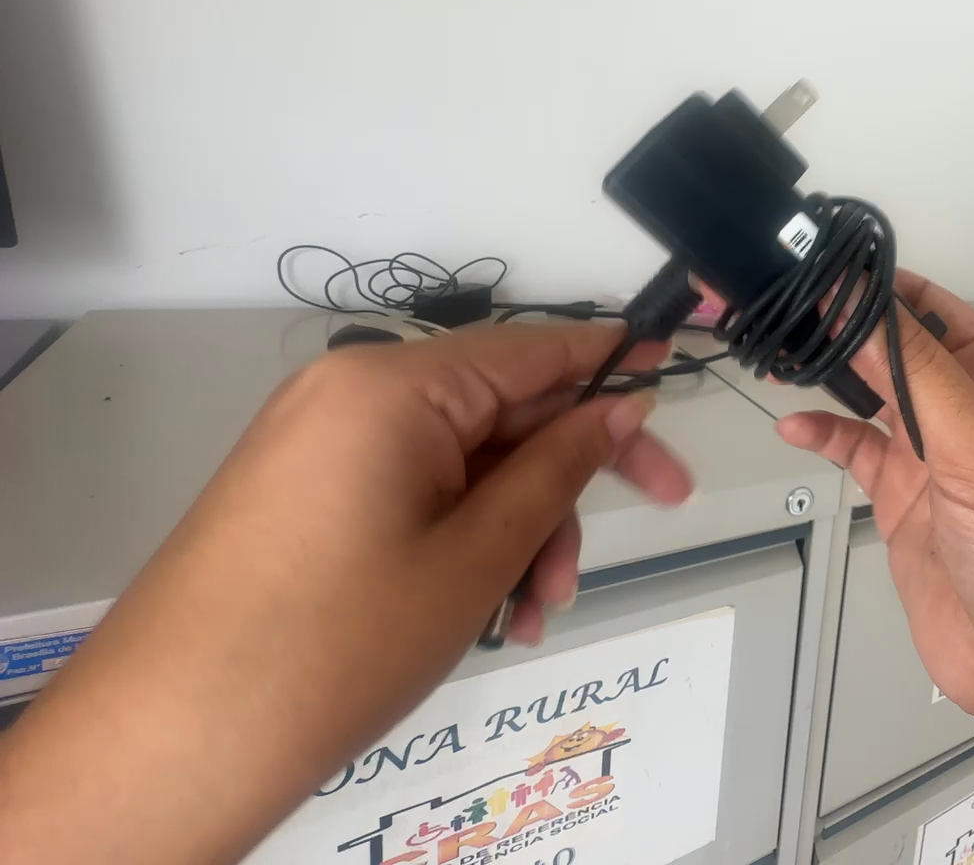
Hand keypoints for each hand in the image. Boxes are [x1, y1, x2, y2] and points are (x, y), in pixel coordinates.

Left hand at [0, 323, 690, 864]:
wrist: (157, 765)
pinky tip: (501, 611)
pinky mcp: (321, 494)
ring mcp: (334, 447)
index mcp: (395, 388)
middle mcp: (359, 398)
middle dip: (581, 472)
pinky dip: (479, 539)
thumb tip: (625, 403)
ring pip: (479, 464)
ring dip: (531, 527)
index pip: (536, 349)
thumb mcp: (483, 549)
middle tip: (669, 501)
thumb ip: (566, 462)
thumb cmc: (340, 643)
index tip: (675, 365)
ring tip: (542, 606)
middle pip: (512, 412)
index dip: (614, 357)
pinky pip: (432, 493)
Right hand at [774, 272, 973, 718]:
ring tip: (783, 355)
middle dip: (849, 329)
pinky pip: (857, 451)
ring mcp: (933, 454)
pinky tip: (796, 427)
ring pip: (872, 397)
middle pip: (898, 352)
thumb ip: (917, 373)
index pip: (937, 314)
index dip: (886, 287)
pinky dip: (826, 434)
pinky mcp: (904, 497)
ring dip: (831, 377)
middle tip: (790, 307)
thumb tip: (863, 303)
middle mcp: (966, 410)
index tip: (829, 268)